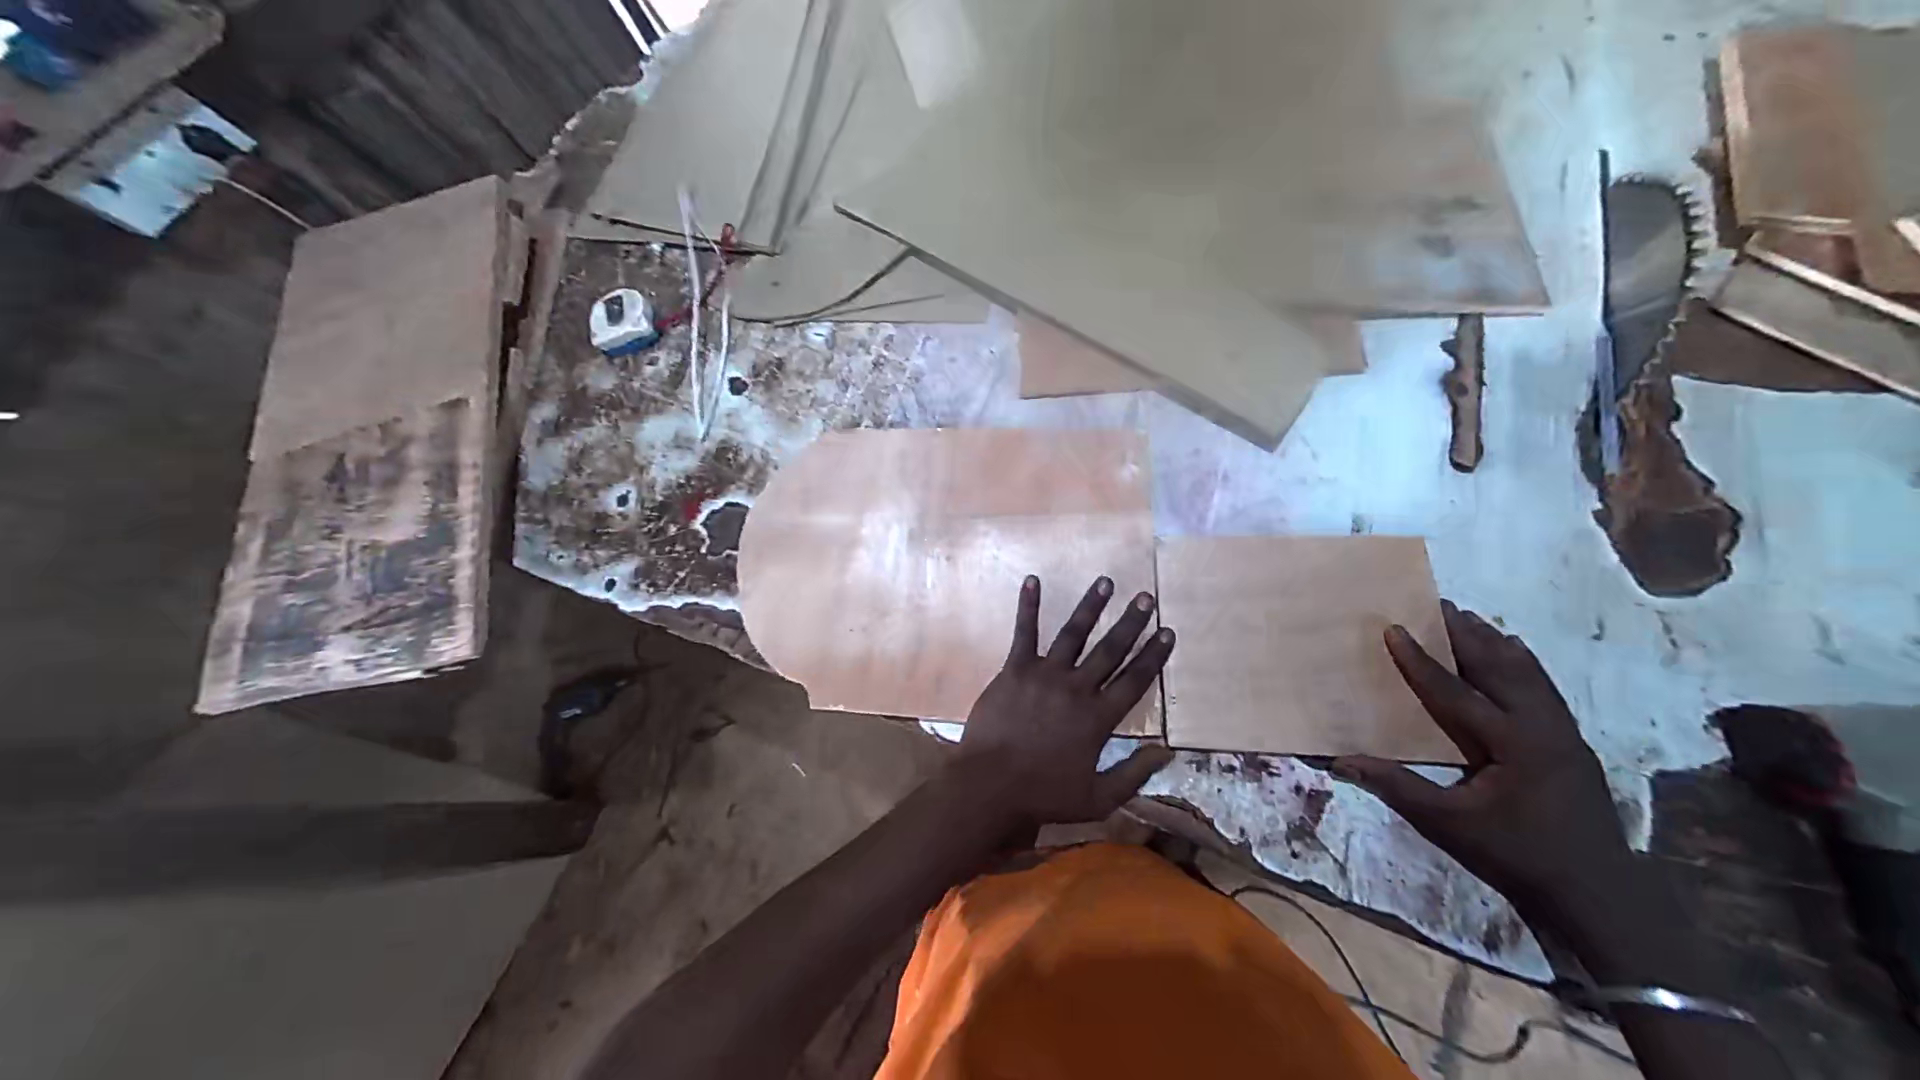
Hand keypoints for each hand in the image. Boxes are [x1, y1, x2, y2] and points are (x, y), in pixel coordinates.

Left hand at [954, 575, 1176, 832]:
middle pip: (1110, 650)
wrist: (989, 786)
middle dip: (1131, 623)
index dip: (1153, 656)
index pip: (1134, 681)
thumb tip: (1167, 752)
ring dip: (1090, 606)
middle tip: (1146, 598)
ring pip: (1073, 634)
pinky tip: (1033, 579)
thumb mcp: (1098, 798)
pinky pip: (1024, 633)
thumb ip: (1134, 774)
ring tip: (1105, 582)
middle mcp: (1076, 689)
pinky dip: (1028, 606)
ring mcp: (1044, 676)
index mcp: (1098, 718)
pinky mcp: (1014, 670)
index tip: (1167, 632)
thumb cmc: (1043, 795)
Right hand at [1331, 602, 1633, 924]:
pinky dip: (1524, 663)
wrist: (1598, 893)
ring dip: (1496, 643)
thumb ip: (1395, 786)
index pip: (1457, 692)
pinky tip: (1515, 650)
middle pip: (1500, 668)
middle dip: (1466, 635)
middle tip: (1438, 604)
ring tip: (1469, 617)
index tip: (1395, 628)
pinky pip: (1545, 689)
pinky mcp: (1571, 743)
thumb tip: (1340, 762)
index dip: (1421, 661)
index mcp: (1513, 744)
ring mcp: (1564, 734)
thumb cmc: (1516, 855)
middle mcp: (1543, 728)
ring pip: (1528, 674)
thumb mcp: (1448, 823)